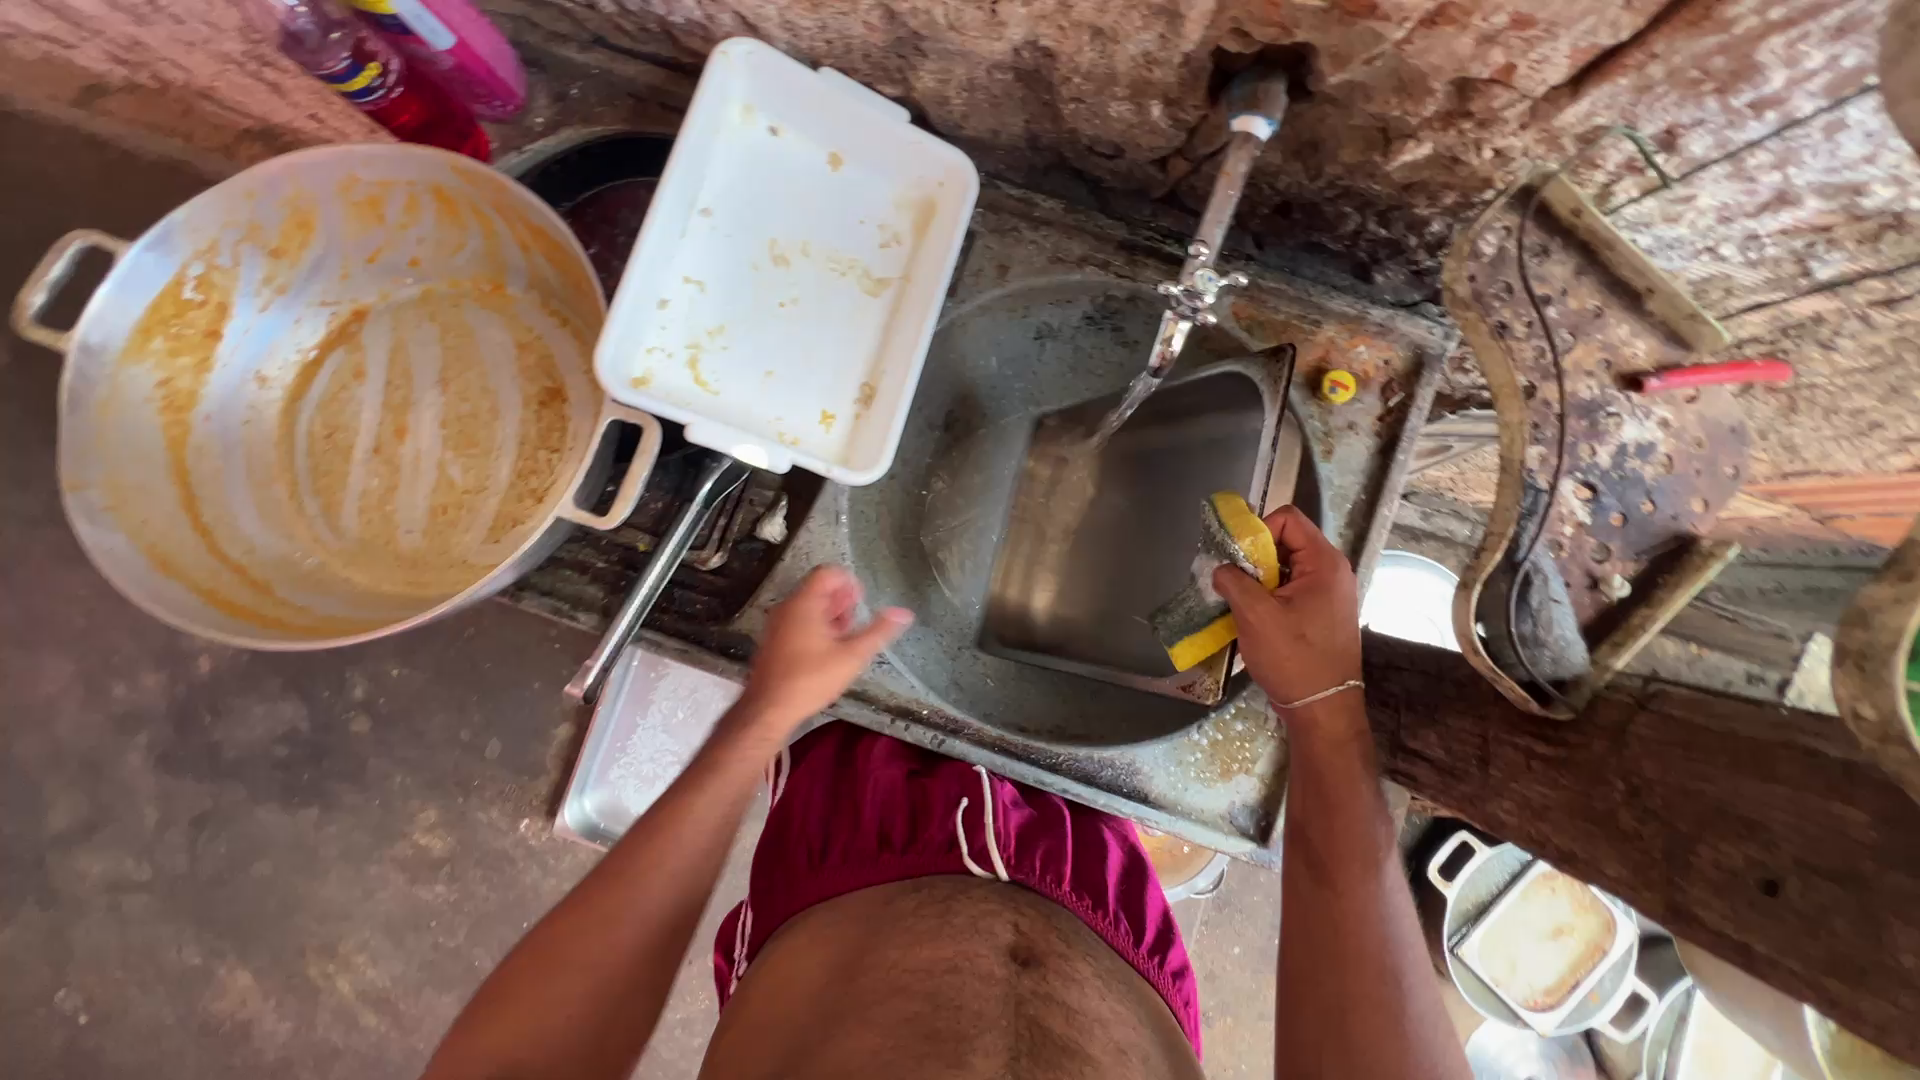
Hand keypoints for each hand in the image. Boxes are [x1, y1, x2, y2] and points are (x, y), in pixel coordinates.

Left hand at [736, 565, 912, 730]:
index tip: (861, 600)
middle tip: (856, 618)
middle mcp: (786, 608)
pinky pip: (796, 622)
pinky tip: (826, 650)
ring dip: (828, 615)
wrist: (769, 708)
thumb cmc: (811, 679)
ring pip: (806, 607)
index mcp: (804, 603)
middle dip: (840, 600)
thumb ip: (879, 632)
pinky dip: (814, 627)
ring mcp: (776, 624)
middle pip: (816, 589)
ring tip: (845, 636)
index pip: (827, 573)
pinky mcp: (772, 641)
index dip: (848, 581)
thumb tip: (904, 613)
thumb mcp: (852, 656)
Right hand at [1210, 506, 1361, 710]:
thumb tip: (1220, 568)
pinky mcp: (1319, 613)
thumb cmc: (1293, 658)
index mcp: (1324, 562)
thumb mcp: (1255, 615)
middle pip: (1285, 541)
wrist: (1322, 708)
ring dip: (1256, 578)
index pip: (1287, 519)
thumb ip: (1233, 580)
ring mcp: (1328, 593)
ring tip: (1237, 600)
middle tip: (1231, 580)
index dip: (1257, 530)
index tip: (1236, 558)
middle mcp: (1331, 571)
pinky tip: (1250, 616)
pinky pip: (1288, 589)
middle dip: (1253, 556)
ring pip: (1283, 567)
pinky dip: (1266, 595)